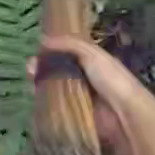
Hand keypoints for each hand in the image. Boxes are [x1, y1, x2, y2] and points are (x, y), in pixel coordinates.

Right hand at [34, 35, 154, 151]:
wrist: (124, 115)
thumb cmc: (112, 79)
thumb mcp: (92, 54)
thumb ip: (69, 44)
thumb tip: (42, 39)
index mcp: (91, 61)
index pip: (65, 52)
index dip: (50, 50)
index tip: (37, 50)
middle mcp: (84, 77)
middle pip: (56, 69)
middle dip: (42, 66)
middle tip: (30, 68)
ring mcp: (78, 96)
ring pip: (53, 86)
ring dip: (40, 82)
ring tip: (31, 80)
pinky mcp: (73, 113)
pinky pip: (54, 104)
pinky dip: (44, 100)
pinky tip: (35, 94)